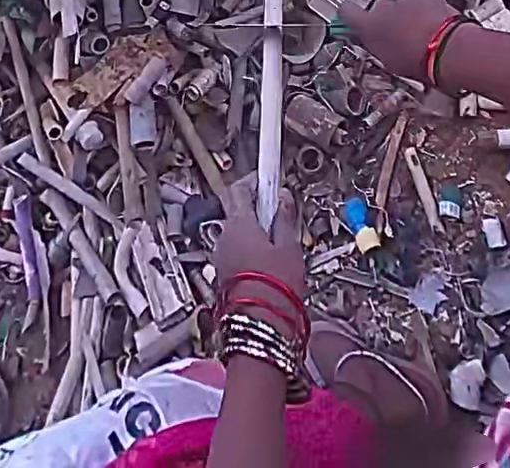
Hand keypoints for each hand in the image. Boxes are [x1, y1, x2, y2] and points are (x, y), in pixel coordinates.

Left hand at [214, 177, 305, 326]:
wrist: (260, 330)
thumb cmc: (276, 287)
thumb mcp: (289, 247)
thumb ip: (285, 218)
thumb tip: (283, 199)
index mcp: (240, 224)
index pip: (239, 189)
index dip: (255, 181)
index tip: (268, 180)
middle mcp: (224, 237)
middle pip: (238, 210)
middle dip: (258, 210)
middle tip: (280, 216)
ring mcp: (220, 256)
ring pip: (236, 233)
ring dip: (253, 232)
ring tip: (277, 245)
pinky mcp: (221, 275)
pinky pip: (234, 251)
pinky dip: (248, 250)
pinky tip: (267, 263)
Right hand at [338, 0, 458, 79]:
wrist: (448, 49)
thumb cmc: (419, 61)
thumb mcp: (386, 62)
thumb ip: (374, 46)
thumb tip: (370, 44)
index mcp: (368, 25)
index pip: (346, 11)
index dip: (348, 15)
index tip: (350, 20)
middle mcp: (383, 7)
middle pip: (377, 9)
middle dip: (385, 20)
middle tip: (395, 38)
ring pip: (400, 4)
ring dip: (406, 15)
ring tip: (418, 35)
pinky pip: (420, 1)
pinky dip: (424, 10)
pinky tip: (431, 27)